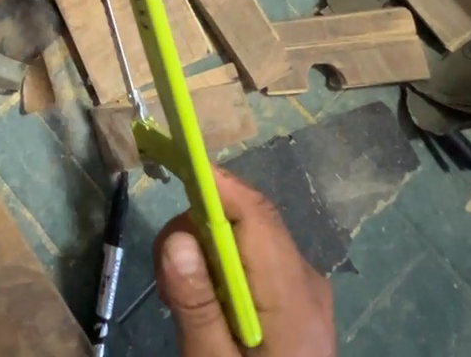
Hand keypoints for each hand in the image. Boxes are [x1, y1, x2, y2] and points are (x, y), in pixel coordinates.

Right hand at [154, 169, 334, 355]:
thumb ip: (197, 305)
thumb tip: (176, 236)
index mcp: (294, 297)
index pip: (254, 214)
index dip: (213, 182)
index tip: (169, 162)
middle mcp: (305, 281)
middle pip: (245, 221)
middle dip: (196, 228)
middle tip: (165, 275)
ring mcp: (303, 291)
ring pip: (244, 238)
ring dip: (203, 252)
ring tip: (181, 303)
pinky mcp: (295, 302)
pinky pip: (251, 261)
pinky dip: (219, 268)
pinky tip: (204, 307)